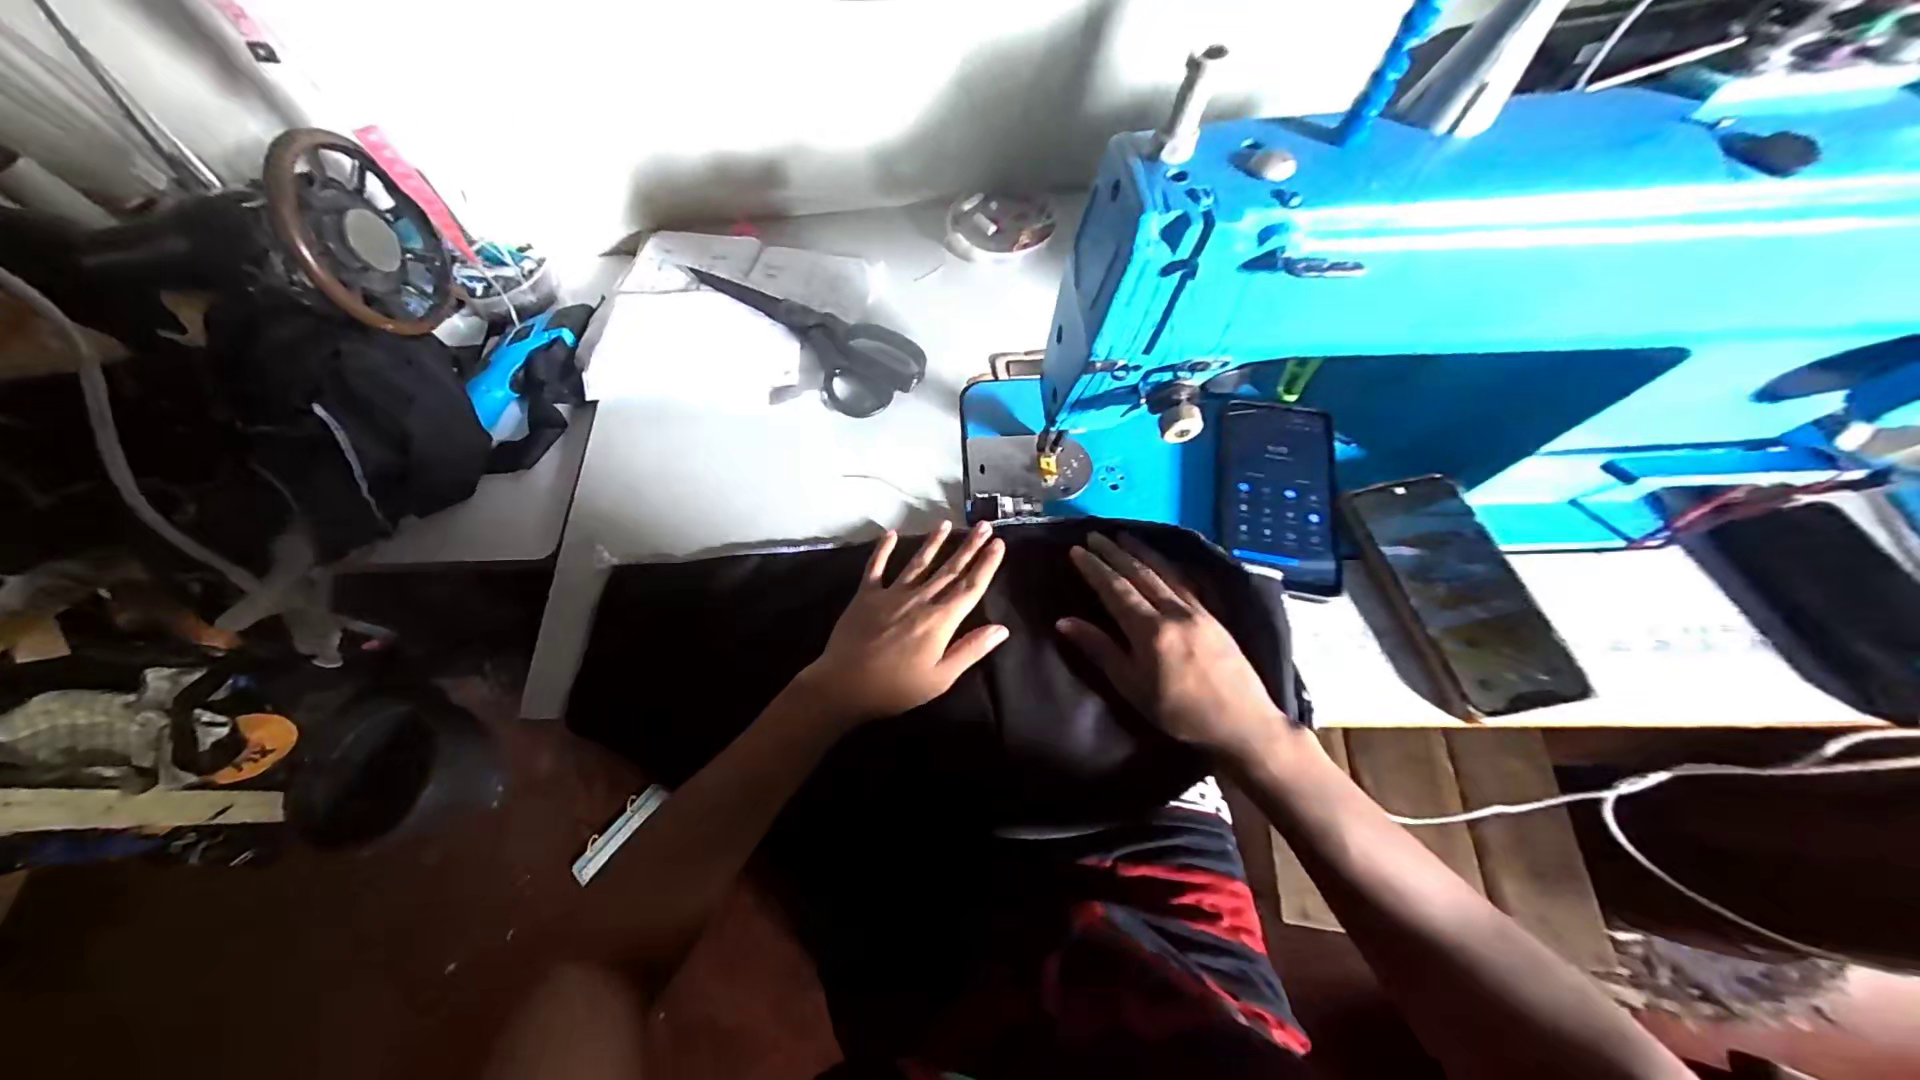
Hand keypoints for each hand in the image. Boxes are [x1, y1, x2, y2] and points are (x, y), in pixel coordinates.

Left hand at [794, 520, 1008, 724]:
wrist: (844, 685)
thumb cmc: (896, 688)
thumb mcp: (940, 678)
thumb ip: (970, 650)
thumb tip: (1002, 628)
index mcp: (940, 620)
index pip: (970, 587)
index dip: (986, 565)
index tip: (999, 544)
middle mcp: (919, 599)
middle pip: (949, 569)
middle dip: (969, 547)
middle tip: (984, 526)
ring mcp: (891, 594)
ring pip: (918, 562)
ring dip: (934, 542)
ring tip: (946, 523)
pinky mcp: (865, 595)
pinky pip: (876, 567)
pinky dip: (883, 549)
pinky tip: (891, 533)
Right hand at [1059, 532, 1289, 763]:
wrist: (1243, 723)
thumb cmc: (1179, 713)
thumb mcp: (1132, 688)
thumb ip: (1100, 650)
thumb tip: (1065, 622)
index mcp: (1150, 630)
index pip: (1115, 589)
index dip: (1094, 568)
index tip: (1077, 551)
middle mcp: (1173, 611)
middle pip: (1139, 573)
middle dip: (1114, 552)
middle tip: (1094, 535)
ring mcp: (1197, 610)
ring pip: (1163, 572)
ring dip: (1140, 551)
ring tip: (1122, 536)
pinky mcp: (1213, 615)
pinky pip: (1184, 581)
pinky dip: (1167, 565)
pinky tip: (1161, 560)